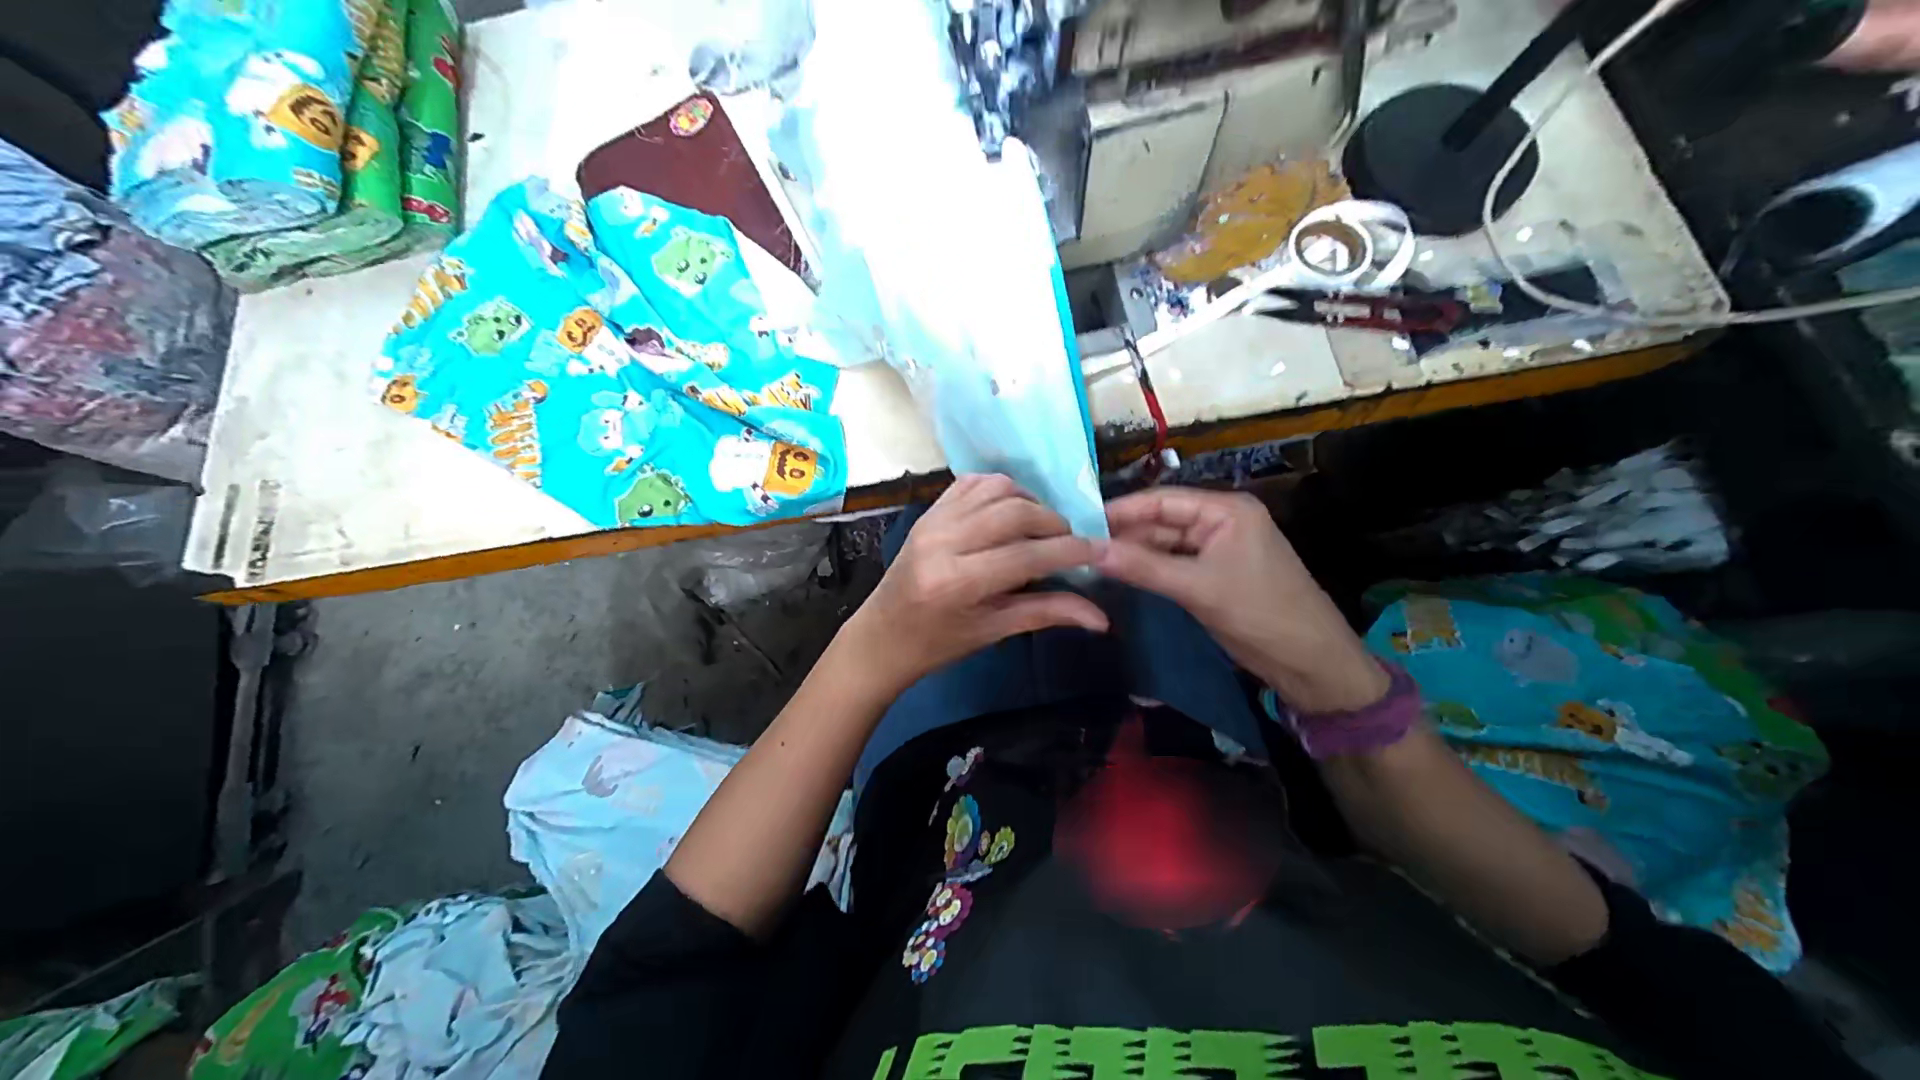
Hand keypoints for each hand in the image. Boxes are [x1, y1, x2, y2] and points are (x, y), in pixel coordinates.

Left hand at [842, 474, 1108, 697]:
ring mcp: (932, 521)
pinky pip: (973, 483)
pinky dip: (1001, 490)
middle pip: (1016, 513)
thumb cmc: (937, 643)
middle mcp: (944, 542)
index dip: (1070, 550)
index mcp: (958, 582)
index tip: (1099, 551)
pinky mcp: (928, 511)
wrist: (882, 635)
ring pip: (997, 489)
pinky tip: (1011, 512)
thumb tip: (1101, 617)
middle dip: (1054, 523)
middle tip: (1070, 542)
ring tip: (1041, 528)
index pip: (1027, 555)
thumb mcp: (993, 632)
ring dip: (1030, 502)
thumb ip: (1047, 613)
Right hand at [1097, 487, 1387, 712]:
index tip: (1078, 523)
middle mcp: (1220, 521)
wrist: (1310, 662)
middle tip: (1076, 546)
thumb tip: (1088, 549)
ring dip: (1132, 553)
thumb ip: (1142, 566)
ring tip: (1089, 560)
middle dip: (1123, 534)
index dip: (1120, 510)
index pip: (1162, 500)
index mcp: (1226, 510)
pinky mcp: (1213, 574)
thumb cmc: (1260, 613)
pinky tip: (1119, 574)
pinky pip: (1173, 564)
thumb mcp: (1197, 587)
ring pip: (1164, 544)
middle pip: (1161, 520)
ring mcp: (1217, 549)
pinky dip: (1148, 570)